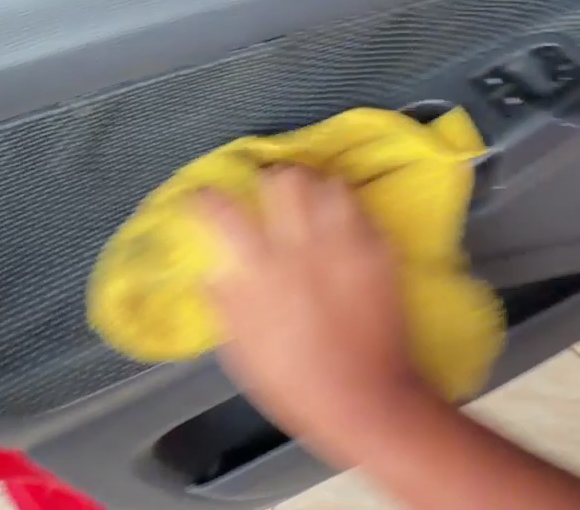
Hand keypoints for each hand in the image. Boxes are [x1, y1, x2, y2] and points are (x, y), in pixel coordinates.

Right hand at [199, 167, 436, 463]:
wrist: (366, 400)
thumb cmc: (298, 384)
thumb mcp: (243, 351)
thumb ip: (224, 303)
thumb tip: (209, 274)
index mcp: (262, 271)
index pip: (223, 212)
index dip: (206, 197)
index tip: (202, 196)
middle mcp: (302, 247)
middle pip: (283, 179)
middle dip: (272, 180)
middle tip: (271, 192)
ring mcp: (344, 244)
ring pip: (327, 183)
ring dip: (314, 189)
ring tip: (310, 201)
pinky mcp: (377, 249)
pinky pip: (359, 207)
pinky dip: (346, 210)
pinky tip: (341, 225)